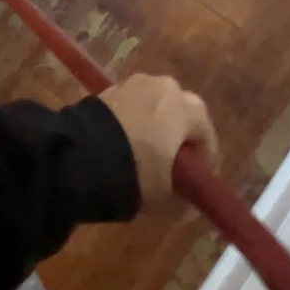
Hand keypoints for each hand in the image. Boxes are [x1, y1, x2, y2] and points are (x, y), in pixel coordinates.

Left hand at [98, 74, 218, 202]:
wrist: (83, 153)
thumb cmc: (138, 171)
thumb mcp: (167, 198)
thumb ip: (184, 203)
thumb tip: (187, 206)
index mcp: (189, 108)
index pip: (206, 136)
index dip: (204, 162)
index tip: (197, 183)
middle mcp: (165, 87)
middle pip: (180, 115)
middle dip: (178, 139)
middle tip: (173, 167)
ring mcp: (135, 83)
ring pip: (153, 107)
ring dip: (154, 127)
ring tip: (145, 155)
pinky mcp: (109, 87)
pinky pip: (130, 106)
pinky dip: (132, 122)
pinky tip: (124, 144)